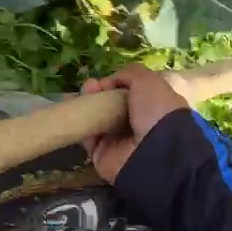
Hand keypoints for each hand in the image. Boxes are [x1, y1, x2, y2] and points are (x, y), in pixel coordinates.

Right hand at [81, 64, 187, 182]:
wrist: (154, 152)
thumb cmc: (156, 111)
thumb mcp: (149, 82)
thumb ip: (129, 74)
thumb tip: (109, 81)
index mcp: (154, 108)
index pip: (132, 94)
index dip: (117, 84)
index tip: (106, 80)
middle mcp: (137, 125)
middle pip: (112, 106)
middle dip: (99, 93)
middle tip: (89, 86)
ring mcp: (120, 141)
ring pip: (98, 120)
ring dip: (88, 106)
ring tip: (83, 95)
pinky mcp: (103, 155)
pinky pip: (88, 138)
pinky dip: (80, 125)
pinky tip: (75, 111)